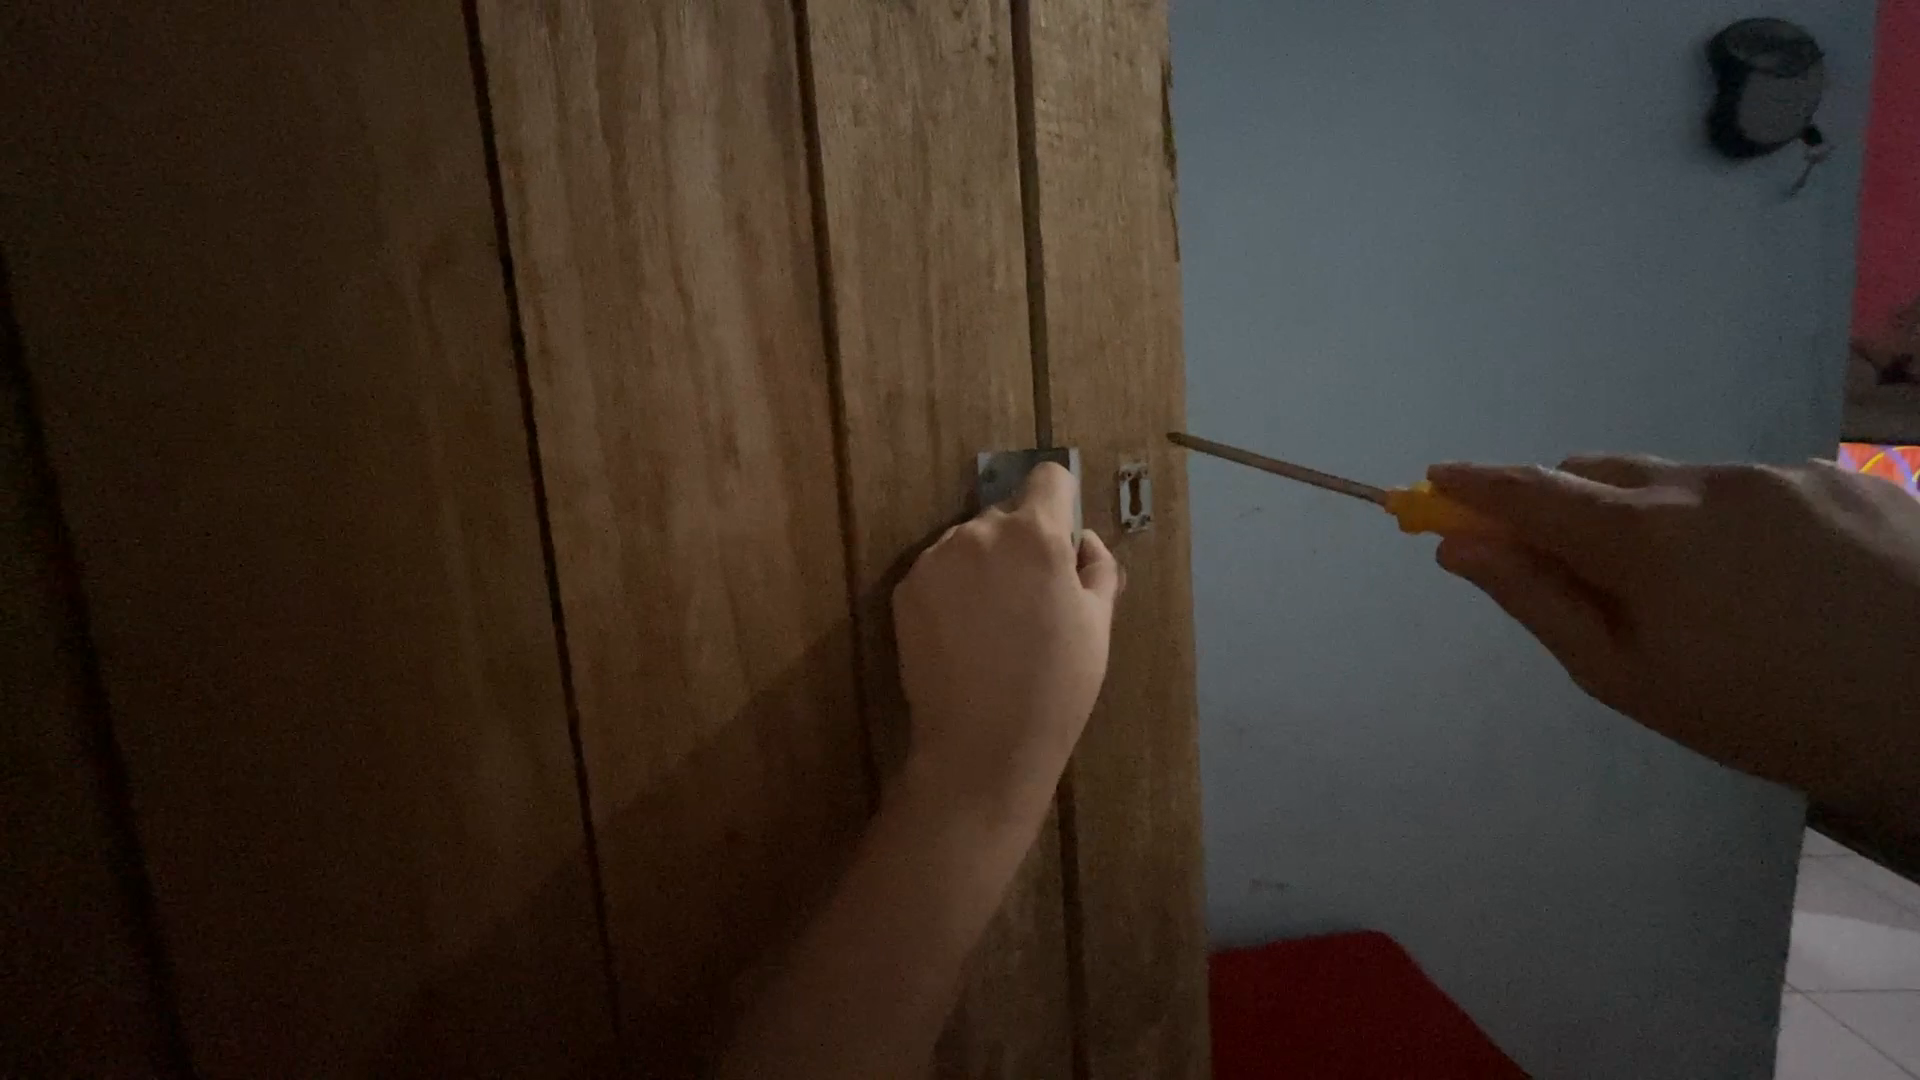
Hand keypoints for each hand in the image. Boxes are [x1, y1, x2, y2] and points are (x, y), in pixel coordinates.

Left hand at [892, 463, 1121, 827]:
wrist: (982, 743)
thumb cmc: (1056, 685)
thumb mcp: (1098, 626)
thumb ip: (1098, 567)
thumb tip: (1082, 539)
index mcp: (1035, 534)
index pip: (1048, 479)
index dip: (1060, 501)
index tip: (1061, 535)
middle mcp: (979, 532)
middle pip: (1007, 515)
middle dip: (1022, 543)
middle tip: (1030, 599)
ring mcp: (936, 559)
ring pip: (969, 542)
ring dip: (984, 564)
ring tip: (992, 622)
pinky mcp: (906, 588)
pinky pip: (939, 570)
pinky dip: (953, 588)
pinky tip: (961, 633)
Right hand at [1429, 456, 1919, 808]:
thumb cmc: (1767, 712)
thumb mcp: (1623, 674)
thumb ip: (1533, 600)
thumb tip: (1457, 548)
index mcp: (1644, 533)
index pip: (1529, 491)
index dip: (1472, 484)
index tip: (1432, 480)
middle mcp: (1706, 483)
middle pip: (1592, 471)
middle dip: (1559, 503)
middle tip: (1567, 560)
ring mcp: (1782, 474)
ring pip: (1668, 478)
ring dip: (1642, 512)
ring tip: (1692, 585)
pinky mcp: (1847, 476)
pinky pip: (1741, 485)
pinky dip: (1715, 516)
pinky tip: (1766, 575)